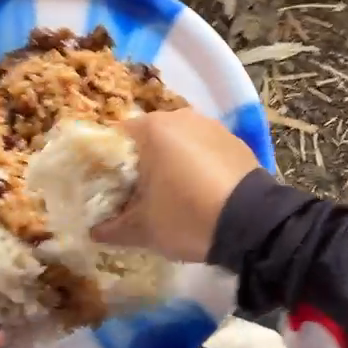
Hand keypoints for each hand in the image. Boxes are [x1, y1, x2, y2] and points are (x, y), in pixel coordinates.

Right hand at [93, 109, 262, 263]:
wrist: (254, 224)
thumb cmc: (188, 217)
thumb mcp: (143, 229)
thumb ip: (111, 227)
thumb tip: (94, 231)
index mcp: (152, 128)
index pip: (115, 139)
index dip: (108, 166)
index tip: (110, 190)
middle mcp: (180, 116)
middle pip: (147, 139)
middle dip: (141, 164)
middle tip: (138, 197)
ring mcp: (210, 125)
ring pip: (177, 142)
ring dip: (170, 163)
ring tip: (172, 196)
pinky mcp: (234, 140)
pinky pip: (203, 149)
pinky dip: (197, 165)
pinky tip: (201, 192)